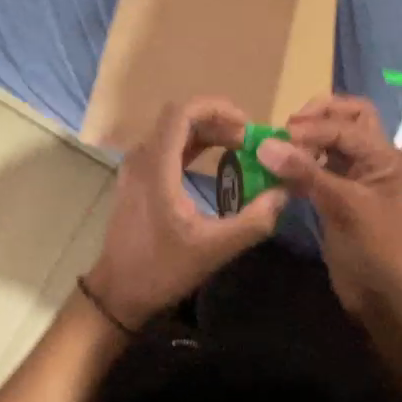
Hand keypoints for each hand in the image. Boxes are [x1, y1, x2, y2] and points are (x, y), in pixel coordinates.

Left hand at [85, 97, 286, 327]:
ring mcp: (136, 168)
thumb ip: (254, 220)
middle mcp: (142, 158)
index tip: (247, 125)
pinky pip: (168, 147)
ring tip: (240, 148)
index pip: (182, 113)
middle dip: (218, 121)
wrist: (117, 292)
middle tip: (249, 140)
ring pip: (174, 131)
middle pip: (180, 118)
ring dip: (207, 132)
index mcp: (156, 167)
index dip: (217, 109)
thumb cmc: (162, 269)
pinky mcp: (138, 179)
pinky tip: (218, 161)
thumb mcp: (215, 249)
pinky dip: (194, 146)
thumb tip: (284, 192)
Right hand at [256, 95, 401, 316]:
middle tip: (285, 132)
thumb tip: (265, 144)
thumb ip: (305, 172)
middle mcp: (374, 160)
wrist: (388, 300)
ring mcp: (357, 179)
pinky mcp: (340, 198)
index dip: (311, 128)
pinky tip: (278, 175)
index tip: (277, 139)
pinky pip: (319, 170)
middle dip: (316, 118)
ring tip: (276, 151)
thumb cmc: (376, 249)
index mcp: (386, 156)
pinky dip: (300, 167)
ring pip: (331, 144)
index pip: (345, 125)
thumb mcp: (343, 206)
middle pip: (346, 119)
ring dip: (305, 142)